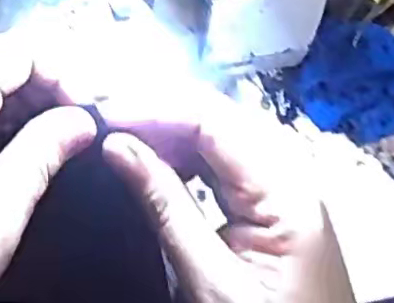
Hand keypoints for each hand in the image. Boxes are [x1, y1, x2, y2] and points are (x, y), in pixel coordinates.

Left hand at [0, 30, 97, 302]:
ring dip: (33, 105)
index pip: (27, 47)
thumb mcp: (0, 205)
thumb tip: (83, 119)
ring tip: (68, 136)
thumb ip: (47, 147)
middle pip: (9, 61)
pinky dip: (7, 124)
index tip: (97, 108)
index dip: (69, 71)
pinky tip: (29, 150)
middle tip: (90, 120)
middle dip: (55, 85)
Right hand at [99, 90, 354, 302]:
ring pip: (215, 134)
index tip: (107, 114)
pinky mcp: (268, 204)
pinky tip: (154, 158)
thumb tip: (119, 147)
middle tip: (105, 116)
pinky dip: (183, 155)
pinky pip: (220, 161)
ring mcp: (280, 185)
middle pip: (214, 116)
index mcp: (284, 185)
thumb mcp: (212, 286)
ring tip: (121, 133)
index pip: (210, 118)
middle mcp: (287, 170)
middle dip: (157, 110)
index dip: (154, 108)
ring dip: (167, 129)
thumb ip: (166, 209)